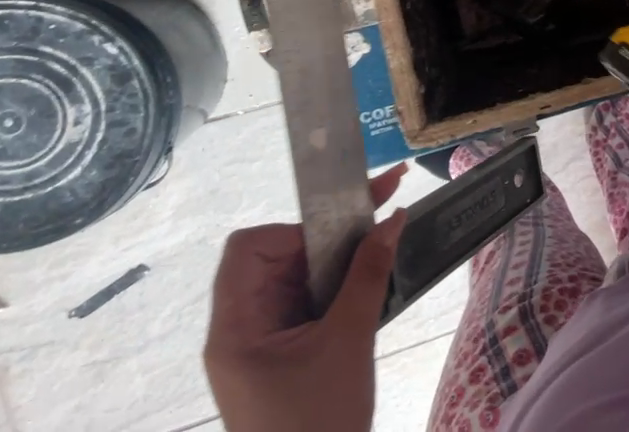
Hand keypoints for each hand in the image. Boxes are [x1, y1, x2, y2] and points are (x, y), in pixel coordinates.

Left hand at [204, 164, 410, 431]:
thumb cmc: (320, 420)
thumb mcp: (349, 341)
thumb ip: (369, 273)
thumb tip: (393, 216)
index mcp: (236, 327)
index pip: (248, 249)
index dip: (295, 231)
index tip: (344, 235)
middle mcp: (239, 330)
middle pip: (273, 259)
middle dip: (326, 237)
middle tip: (380, 217)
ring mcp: (259, 345)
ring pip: (293, 279)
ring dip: (336, 262)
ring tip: (381, 250)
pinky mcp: (281, 358)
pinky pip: (304, 304)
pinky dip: (336, 287)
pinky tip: (369, 284)